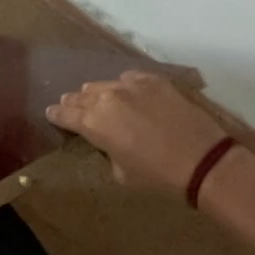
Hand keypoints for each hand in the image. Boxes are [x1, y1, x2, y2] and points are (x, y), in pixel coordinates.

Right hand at [46, 71, 229, 193]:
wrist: (204, 161)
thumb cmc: (159, 176)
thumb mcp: (122, 174)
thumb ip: (106, 152)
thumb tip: (107, 142)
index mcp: (93, 123)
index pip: (63, 114)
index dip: (55, 115)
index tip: (51, 114)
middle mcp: (105, 98)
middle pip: (80, 95)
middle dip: (74, 103)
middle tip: (75, 109)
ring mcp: (129, 85)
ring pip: (101, 85)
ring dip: (98, 94)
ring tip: (103, 101)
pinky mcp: (151, 80)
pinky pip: (128, 78)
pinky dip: (125, 87)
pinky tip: (131, 95)